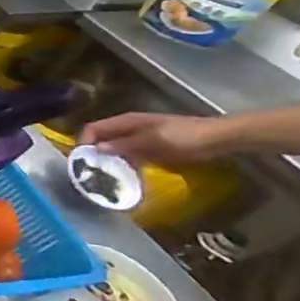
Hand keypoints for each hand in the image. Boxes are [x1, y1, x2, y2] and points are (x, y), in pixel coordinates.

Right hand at [79, 111, 230, 163]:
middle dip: (93, 154)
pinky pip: (128, 157)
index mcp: (126, 121)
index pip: (94, 128)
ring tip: (105, 179)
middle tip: (91, 173)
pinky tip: (124, 178)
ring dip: (108, 162)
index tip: (83, 161)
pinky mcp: (149, 149)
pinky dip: (123, 165)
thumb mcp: (153, 140)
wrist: (217, 139)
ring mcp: (139, 139)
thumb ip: (126, 144)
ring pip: (113, 149)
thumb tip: (97, 148)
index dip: (85, 142)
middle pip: (101, 139)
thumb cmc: (185, 136)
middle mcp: (128, 128)